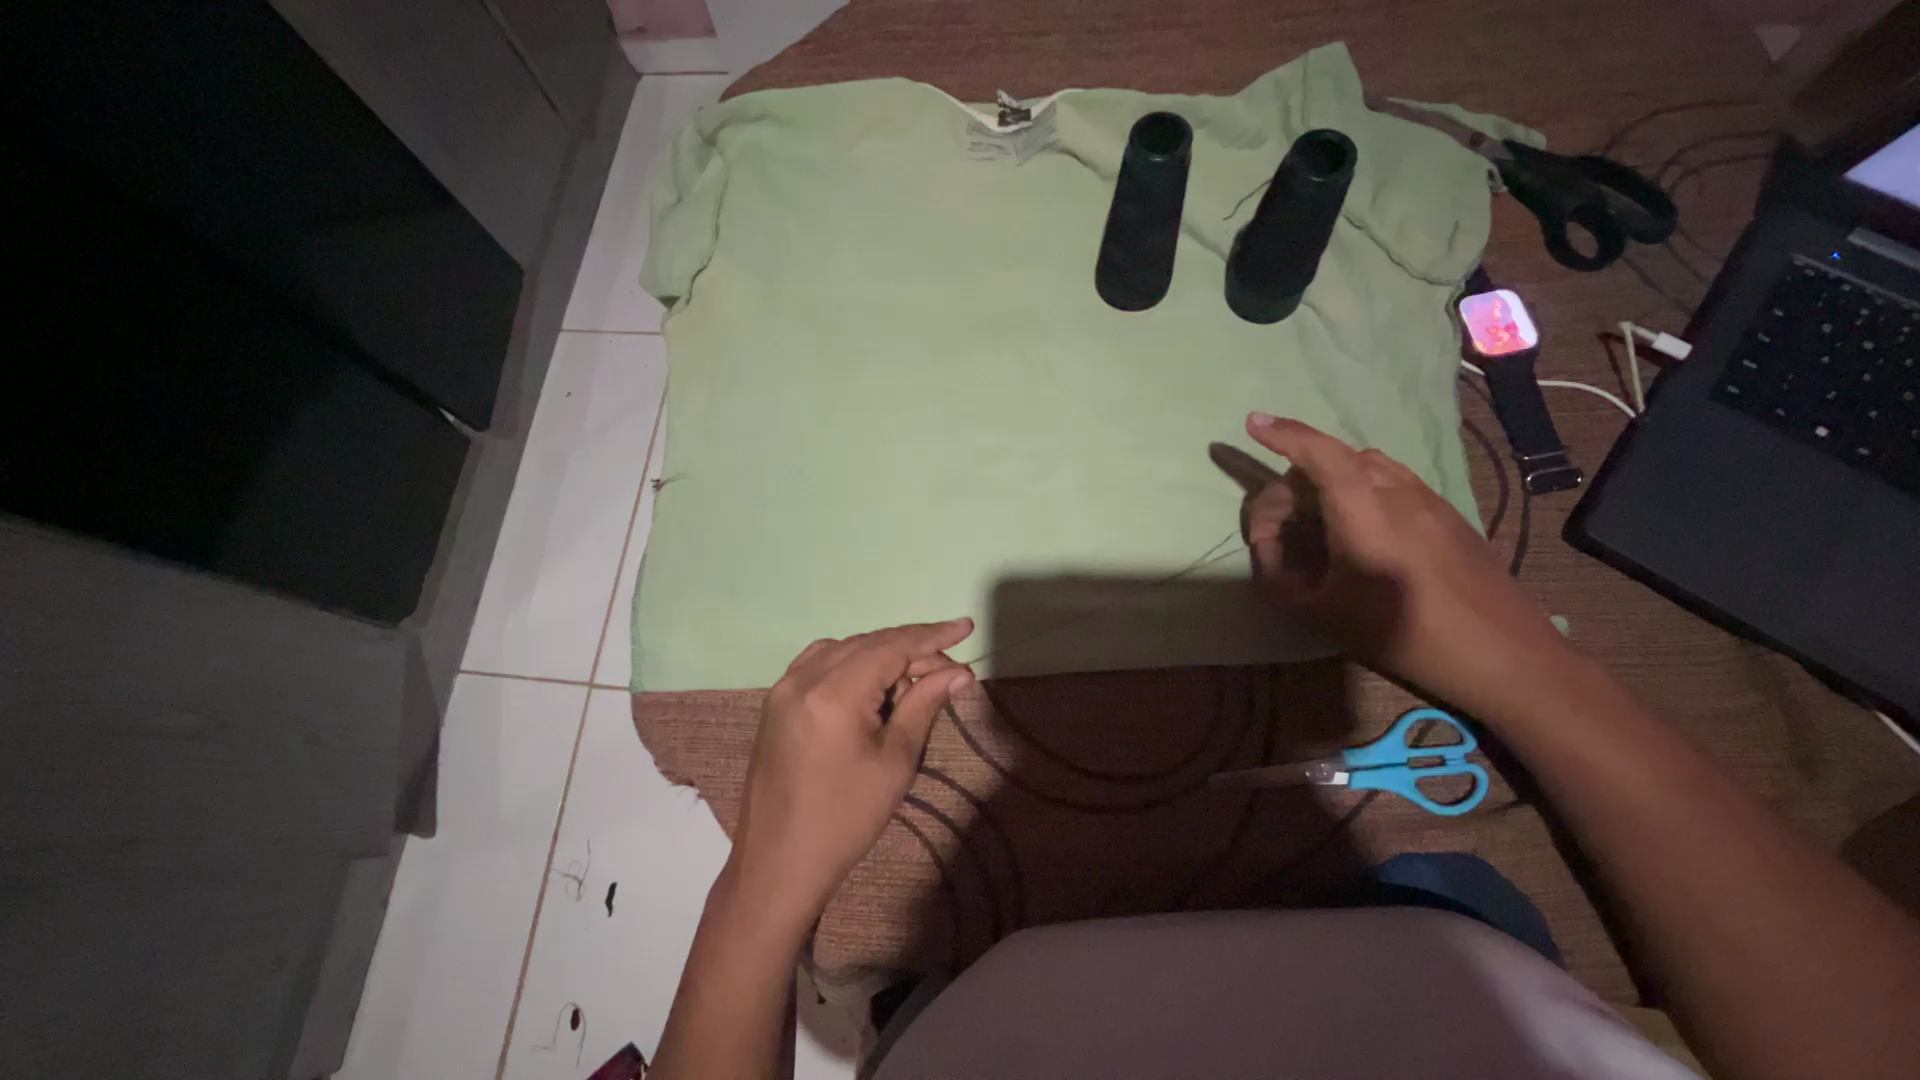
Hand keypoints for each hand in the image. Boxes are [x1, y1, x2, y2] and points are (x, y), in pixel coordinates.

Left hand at [728, 619, 975, 927]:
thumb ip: (922, 705)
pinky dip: (852, 661)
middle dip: (912, 648)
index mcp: (834, 692)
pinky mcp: (776, 702)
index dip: (932, 636)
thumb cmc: (845, 819)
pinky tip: (872, 678)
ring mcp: (783, 688)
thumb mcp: (895, 762)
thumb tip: (958, 672)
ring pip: (844, 649)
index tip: (966, 628)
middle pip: (868, 643)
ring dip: (882, 652)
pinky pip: (819, 662)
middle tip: (952, 666)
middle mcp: (803, 678)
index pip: (892, 647)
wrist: (778, 863)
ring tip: (918, 672)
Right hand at [1240, 412, 1575, 713]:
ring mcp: (1427, 498)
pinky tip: (1361, 535)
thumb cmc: (1402, 635)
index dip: (1282, 433)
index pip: (1317, 452)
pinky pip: (1391, 484)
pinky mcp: (1447, 514)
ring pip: (1365, 468)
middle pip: (1333, 460)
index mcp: (1362, 508)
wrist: (1503, 655)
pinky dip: (1361, 491)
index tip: (1253, 422)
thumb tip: (1268, 549)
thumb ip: (1278, 577)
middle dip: (1294, 484)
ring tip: (1318, 528)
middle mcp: (1395, 489)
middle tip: (1279, 533)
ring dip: (1329, 483)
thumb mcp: (1321, 615)